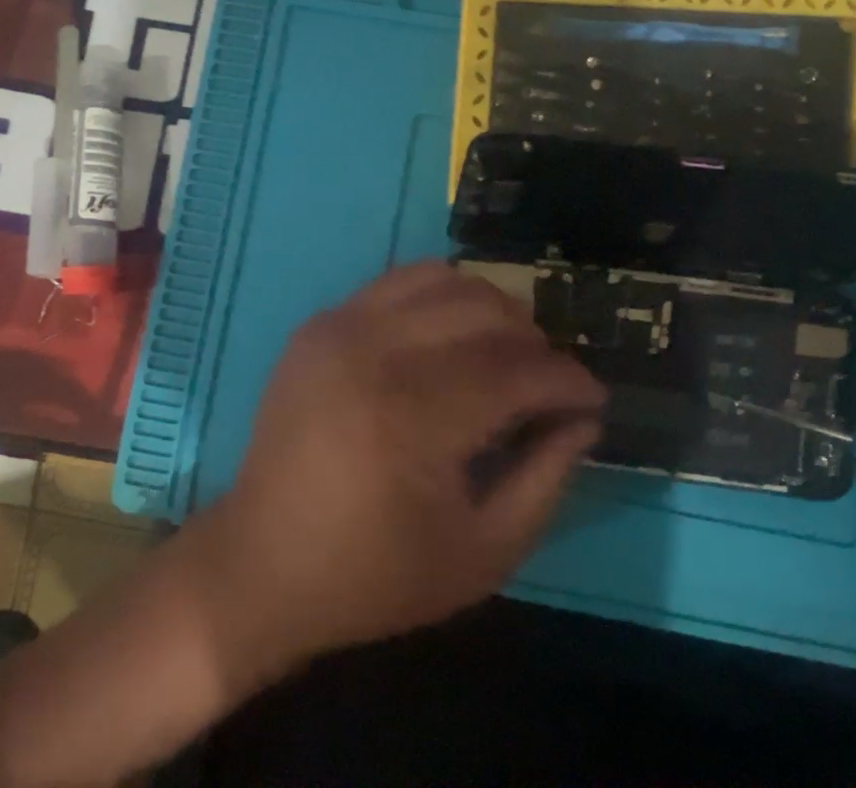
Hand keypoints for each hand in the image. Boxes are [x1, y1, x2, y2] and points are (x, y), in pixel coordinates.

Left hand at [186, 262, 605, 683]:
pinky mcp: (318, 325)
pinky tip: (450, 343)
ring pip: (445, 280)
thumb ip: (547, 478)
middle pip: (488, 311)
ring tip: (504, 360)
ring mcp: (339, 328)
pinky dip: (440, 300)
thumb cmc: (375, 576)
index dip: (571, 381)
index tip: (593, 402)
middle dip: (536, 345)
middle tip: (547, 389)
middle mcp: (374, 352)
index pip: (520, 368)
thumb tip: (582, 416)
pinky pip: (398, 283)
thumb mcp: (484, 553)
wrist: (261, 565)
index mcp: (415, 416)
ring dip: (491, 313)